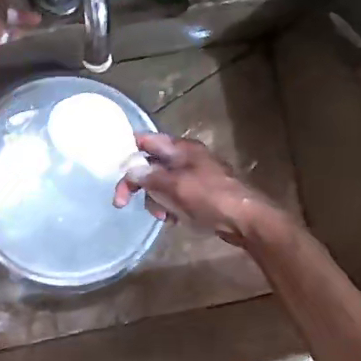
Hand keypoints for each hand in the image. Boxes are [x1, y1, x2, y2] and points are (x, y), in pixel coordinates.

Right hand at [112, 133, 284, 245]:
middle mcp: (186, 157)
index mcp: (180, 148)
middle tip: (123, 202)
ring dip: (154, 199)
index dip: (128, 151)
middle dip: (139, 184)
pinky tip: (173, 219)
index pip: (146, 141)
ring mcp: (194, 175)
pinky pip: (175, 196)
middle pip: (150, 164)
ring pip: (161, 183)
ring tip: (162, 215)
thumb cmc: (210, 197)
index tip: (114, 171)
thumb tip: (131, 171)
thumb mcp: (174, 186)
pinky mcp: (200, 193)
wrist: (246, 220)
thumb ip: (149, 177)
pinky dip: (169, 206)